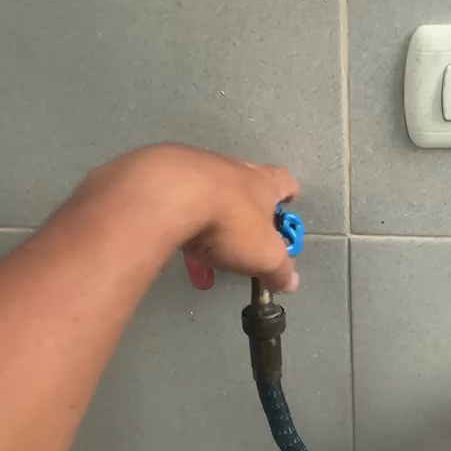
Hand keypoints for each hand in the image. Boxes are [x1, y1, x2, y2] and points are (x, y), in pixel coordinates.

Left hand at [67, 143, 299, 292]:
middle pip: (243, 186)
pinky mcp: (158, 177)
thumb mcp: (264, 255)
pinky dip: (179, 225)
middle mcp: (228, 169)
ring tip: (203, 259)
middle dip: (245, 214)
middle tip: (244, 239)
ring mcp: (191, 169)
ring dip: (208, 225)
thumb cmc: (228, 223)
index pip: (283, 181)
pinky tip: (173, 246)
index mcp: (260, 183)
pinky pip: (174, 204)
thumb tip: (291, 282)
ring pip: (205, 197)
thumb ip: (280, 269)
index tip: (289, 200)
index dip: (288, 192)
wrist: (166, 196)